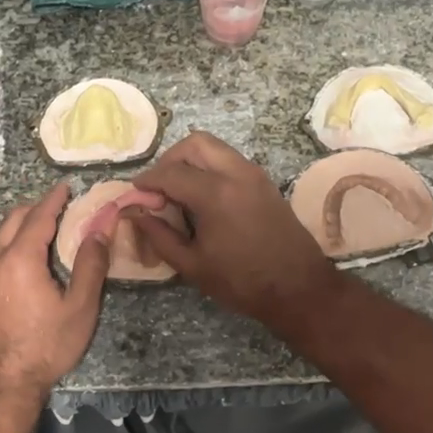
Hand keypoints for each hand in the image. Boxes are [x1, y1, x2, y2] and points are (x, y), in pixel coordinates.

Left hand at [0, 183, 111, 400]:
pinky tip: (31, 249)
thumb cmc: (47, 345)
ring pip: (2, 231)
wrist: (4, 380)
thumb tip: (101, 228)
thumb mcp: (80, 307)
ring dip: (24, 220)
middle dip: (39, 206)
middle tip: (63, 204)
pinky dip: (14, 236)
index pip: (39, 216)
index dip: (55, 199)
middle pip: (15, 217)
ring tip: (50, 223)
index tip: (68, 186)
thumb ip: (91, 264)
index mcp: (20, 258)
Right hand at [128, 132, 344, 328]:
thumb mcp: (192, 265)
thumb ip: (159, 235)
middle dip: (169, 160)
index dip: (146, 182)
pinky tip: (202, 197)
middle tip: (158, 188)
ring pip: (214, 147)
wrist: (299, 288)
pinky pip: (229, 159)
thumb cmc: (242, 282)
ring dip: (190, 161)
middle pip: (194, 143)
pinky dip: (209, 167)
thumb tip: (134, 213)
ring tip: (178, 192)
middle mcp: (236, 173)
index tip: (134, 195)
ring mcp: (254, 174)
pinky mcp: (263, 181)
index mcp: (215, 194)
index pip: (169, 173)